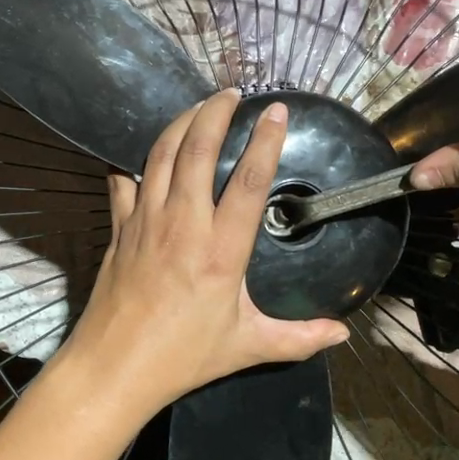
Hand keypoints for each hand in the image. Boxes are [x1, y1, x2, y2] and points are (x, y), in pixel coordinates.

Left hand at [57, 90, 349, 413]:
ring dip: (180, 124)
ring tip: (197, 107)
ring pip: (160, 156)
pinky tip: (141, 152)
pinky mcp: (119, 229)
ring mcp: (145, 222)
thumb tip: (342, 335)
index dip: (266, 141)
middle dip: (215, 112)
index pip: (250, 181)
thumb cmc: (183, 357)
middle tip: (231, 93)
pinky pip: (123, 181)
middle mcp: (183, 225)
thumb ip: (299, 338)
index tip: (277, 110)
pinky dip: (132, 160)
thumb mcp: (247, 347)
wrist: (115, 366)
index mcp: (221, 251)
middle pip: (198, 150)